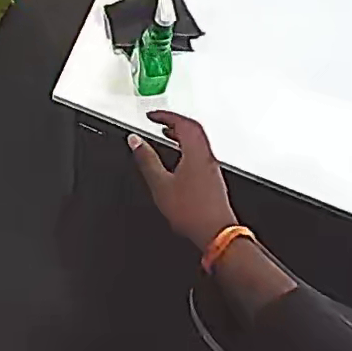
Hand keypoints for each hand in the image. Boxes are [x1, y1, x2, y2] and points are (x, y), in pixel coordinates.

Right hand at [128, 111, 238, 250]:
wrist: (216, 234)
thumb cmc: (193, 212)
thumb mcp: (160, 184)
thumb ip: (146, 159)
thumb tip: (135, 141)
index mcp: (195, 153)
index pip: (183, 123)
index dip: (166, 116)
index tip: (152, 115)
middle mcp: (207, 158)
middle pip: (193, 130)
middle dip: (175, 122)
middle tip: (160, 121)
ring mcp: (211, 169)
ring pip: (198, 142)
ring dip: (182, 135)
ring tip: (167, 136)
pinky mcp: (212, 180)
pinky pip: (200, 154)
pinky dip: (187, 148)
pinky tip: (178, 160)